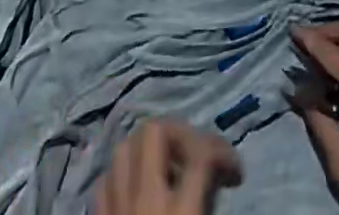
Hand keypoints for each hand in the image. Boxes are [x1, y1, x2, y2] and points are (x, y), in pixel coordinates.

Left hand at [94, 118, 241, 214]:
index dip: (223, 150)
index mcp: (179, 210)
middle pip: (154, 131)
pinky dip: (121, 177)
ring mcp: (116, 211)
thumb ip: (208, 198)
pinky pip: (103, 184)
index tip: (234, 167)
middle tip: (196, 151)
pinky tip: (137, 188)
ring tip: (168, 165)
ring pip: (124, 149)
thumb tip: (215, 172)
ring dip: (147, 149)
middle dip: (179, 131)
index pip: (201, 154)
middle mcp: (145, 201)